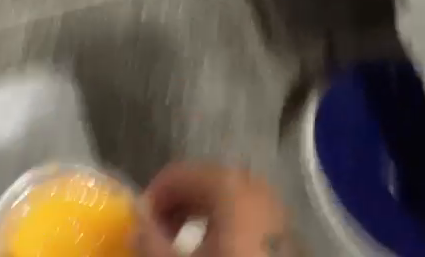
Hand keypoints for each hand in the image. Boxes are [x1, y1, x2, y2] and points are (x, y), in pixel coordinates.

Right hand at [139, 162, 297, 256]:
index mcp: (227, 183)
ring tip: (182, 247)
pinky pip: (244, 219)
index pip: (174, 176)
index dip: (151, 200)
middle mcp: (253, 184)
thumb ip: (150, 239)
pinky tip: (214, 251)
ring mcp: (275, 208)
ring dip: (196, 220)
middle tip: (158, 238)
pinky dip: (222, 230)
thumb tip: (136, 222)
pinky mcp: (288, 233)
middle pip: (199, 186)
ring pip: (222, 203)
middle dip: (174, 210)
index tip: (139, 228)